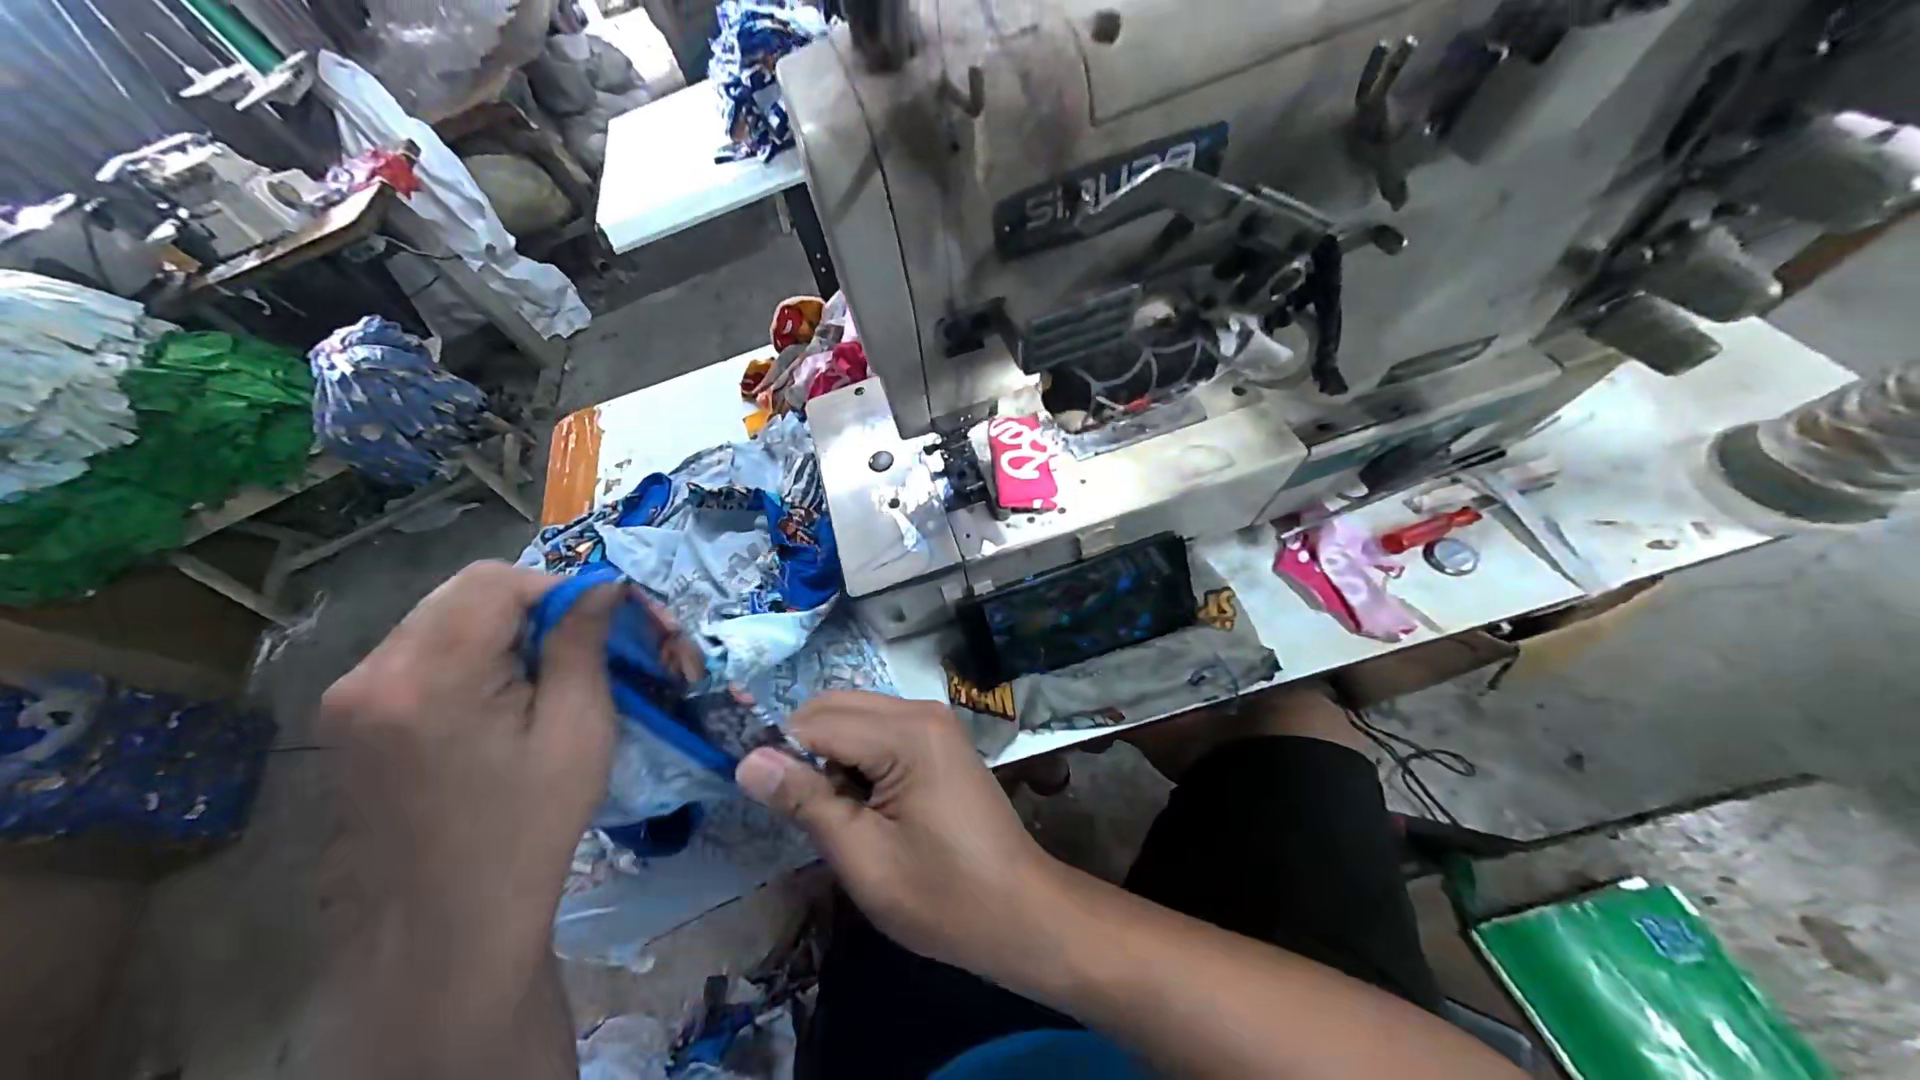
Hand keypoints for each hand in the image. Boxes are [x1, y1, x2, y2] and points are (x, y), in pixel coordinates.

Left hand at [321, 560, 617, 948]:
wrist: (456, 913)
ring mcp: (347, 695)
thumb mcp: (579, 728)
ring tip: (537, 670)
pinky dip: (466, 648)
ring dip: (497, 624)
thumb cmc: (532, 820)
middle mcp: (370, 675)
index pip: (494, 582)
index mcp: (428, 680)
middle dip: (529, 602)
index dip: (555, 587)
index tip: (596, 619)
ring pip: (438, 613)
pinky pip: (417, 646)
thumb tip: (602, 584)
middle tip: (574, 643)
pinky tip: (493, 691)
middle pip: (461, 591)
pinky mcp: (347, 714)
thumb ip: (582, 644)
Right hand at [734, 690, 1059, 974]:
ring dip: (831, 753)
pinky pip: (879, 729)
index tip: (764, 799)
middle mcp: (920, 711)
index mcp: (906, 734)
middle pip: (834, 707)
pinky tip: (867, 802)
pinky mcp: (939, 738)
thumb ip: (806, 801)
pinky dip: (858, 756)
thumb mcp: (863, 857)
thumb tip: (746, 761)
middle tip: (806, 811)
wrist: (1020, 911)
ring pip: (854, 715)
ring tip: (841, 813)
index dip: (779, 755)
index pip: (815, 722)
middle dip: (805, 749)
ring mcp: (934, 721)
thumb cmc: (942, 895)